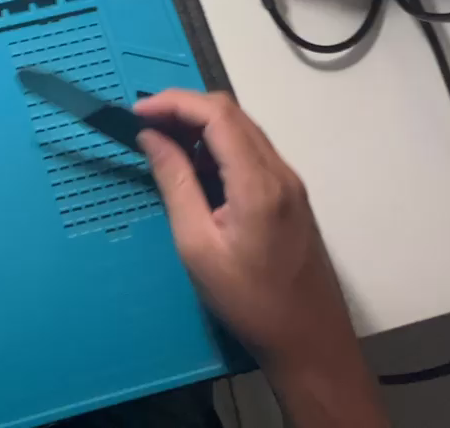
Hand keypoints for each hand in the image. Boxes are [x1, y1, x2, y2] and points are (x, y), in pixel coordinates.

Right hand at [135, 90, 356, 366]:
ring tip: (162, 142)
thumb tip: (151, 136)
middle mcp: (280, 172)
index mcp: (259, 183)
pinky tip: (193, 165)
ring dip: (199, 124)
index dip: (173, 102)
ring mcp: (289, 183)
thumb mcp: (197, 245)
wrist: (312, 347)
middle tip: (144, 125)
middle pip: (230, 113)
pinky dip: (216, 143)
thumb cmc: (249, 301)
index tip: (137, 113)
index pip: (216, 114)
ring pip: (241, 128)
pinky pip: (249, 150)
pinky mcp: (289, 195)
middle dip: (183, 108)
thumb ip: (174, 182)